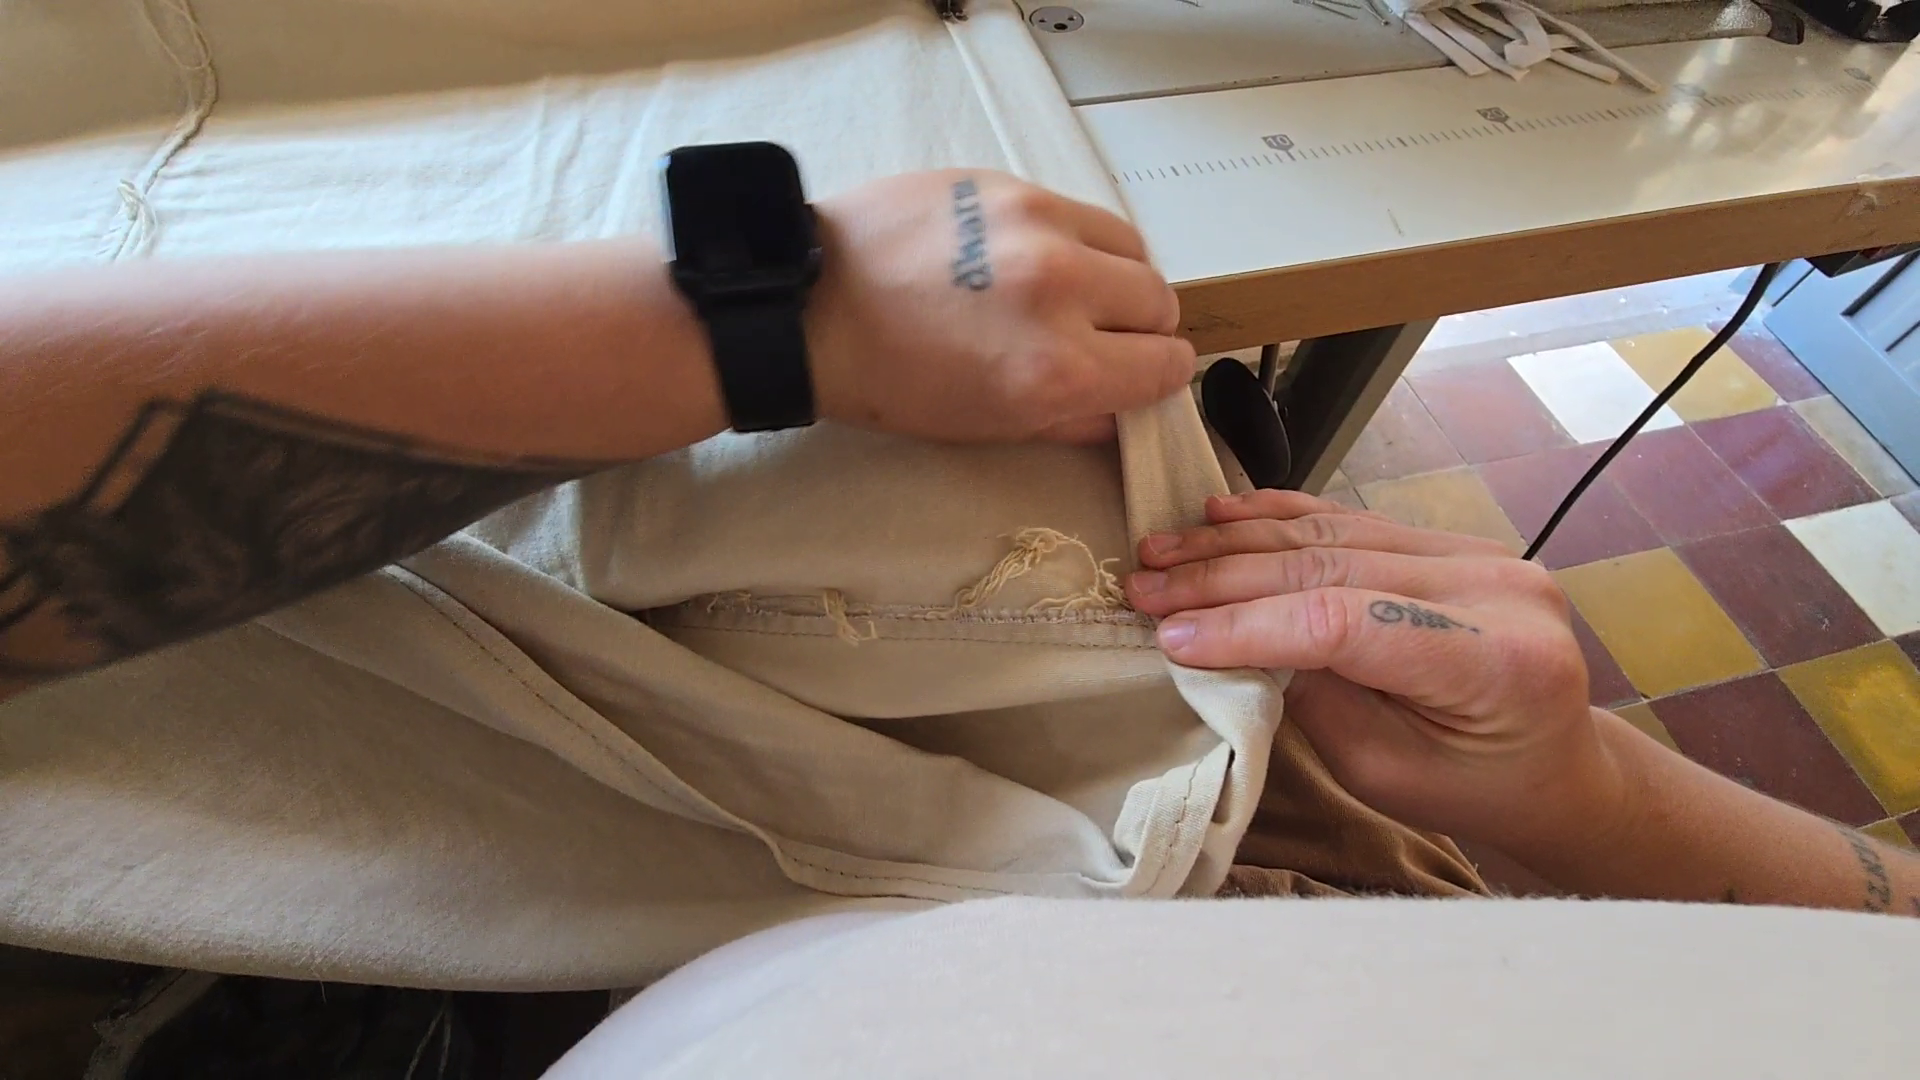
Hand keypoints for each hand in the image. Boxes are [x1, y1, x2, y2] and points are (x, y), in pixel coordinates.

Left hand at [806, 170, 1194, 442]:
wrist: (815, 310)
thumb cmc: (895, 386)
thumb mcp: (987, 428)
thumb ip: (1071, 421)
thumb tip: (1122, 410)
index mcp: (1057, 371)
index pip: (1166, 367)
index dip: (1158, 378)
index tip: (1139, 376)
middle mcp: (1063, 292)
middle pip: (1161, 302)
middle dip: (1143, 330)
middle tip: (1103, 339)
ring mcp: (1039, 226)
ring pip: (1135, 250)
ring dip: (1120, 281)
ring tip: (1077, 295)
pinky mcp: (1010, 184)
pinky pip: (1084, 215)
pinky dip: (1082, 243)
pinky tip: (1040, 258)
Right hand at [1123, 490, 1625, 854]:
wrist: (1548, 761)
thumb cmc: (1465, 785)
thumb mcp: (1379, 769)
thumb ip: (1309, 694)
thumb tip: (1224, 637)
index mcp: (1496, 658)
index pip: (1341, 621)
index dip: (1245, 626)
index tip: (1168, 637)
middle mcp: (1491, 585)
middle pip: (1324, 564)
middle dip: (1218, 578)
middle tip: (1144, 587)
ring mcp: (1469, 550)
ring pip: (1323, 531)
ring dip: (1230, 541)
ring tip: (1162, 550)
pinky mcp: (1440, 539)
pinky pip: (1342, 516)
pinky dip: (1272, 514)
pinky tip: (1220, 513)